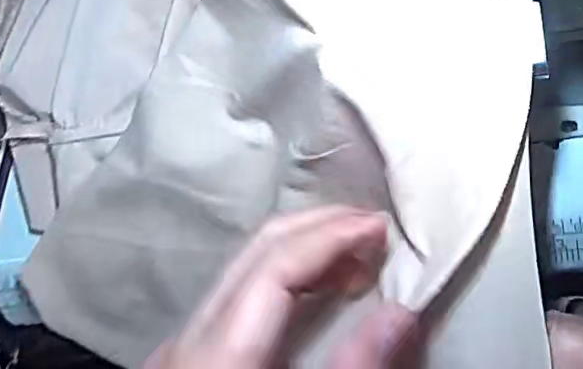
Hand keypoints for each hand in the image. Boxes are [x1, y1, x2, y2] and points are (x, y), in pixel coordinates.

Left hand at [147, 206, 419, 368]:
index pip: (277, 264)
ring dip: (308, 247)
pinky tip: (319, 289)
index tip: (381, 227)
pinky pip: (241, 289)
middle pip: (258, 248)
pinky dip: (288, 274)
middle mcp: (188, 338)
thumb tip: (402, 312)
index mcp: (214, 356)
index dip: (332, 234)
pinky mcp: (186, 359)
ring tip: (358, 258)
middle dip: (322, 227)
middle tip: (375, 231)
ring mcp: (180, 346)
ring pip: (248, 262)